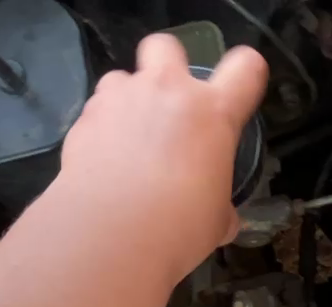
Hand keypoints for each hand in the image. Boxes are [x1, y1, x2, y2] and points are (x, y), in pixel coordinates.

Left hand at [54, 35, 267, 275]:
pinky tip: (106, 166)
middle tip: (169, 108)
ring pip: (124, 78)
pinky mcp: (86, 117)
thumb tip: (221, 216)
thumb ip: (220, 205)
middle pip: (167, 46)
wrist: (115, 234)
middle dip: (168, 68)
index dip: (246, 76)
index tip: (239, 94)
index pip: (245, 70)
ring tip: (130, 144)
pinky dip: (103, 133)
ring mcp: (122, 98)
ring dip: (129, 103)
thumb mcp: (216, 221)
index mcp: (213, 114)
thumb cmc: (181, 227)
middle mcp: (167, 92)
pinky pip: (98, 113)